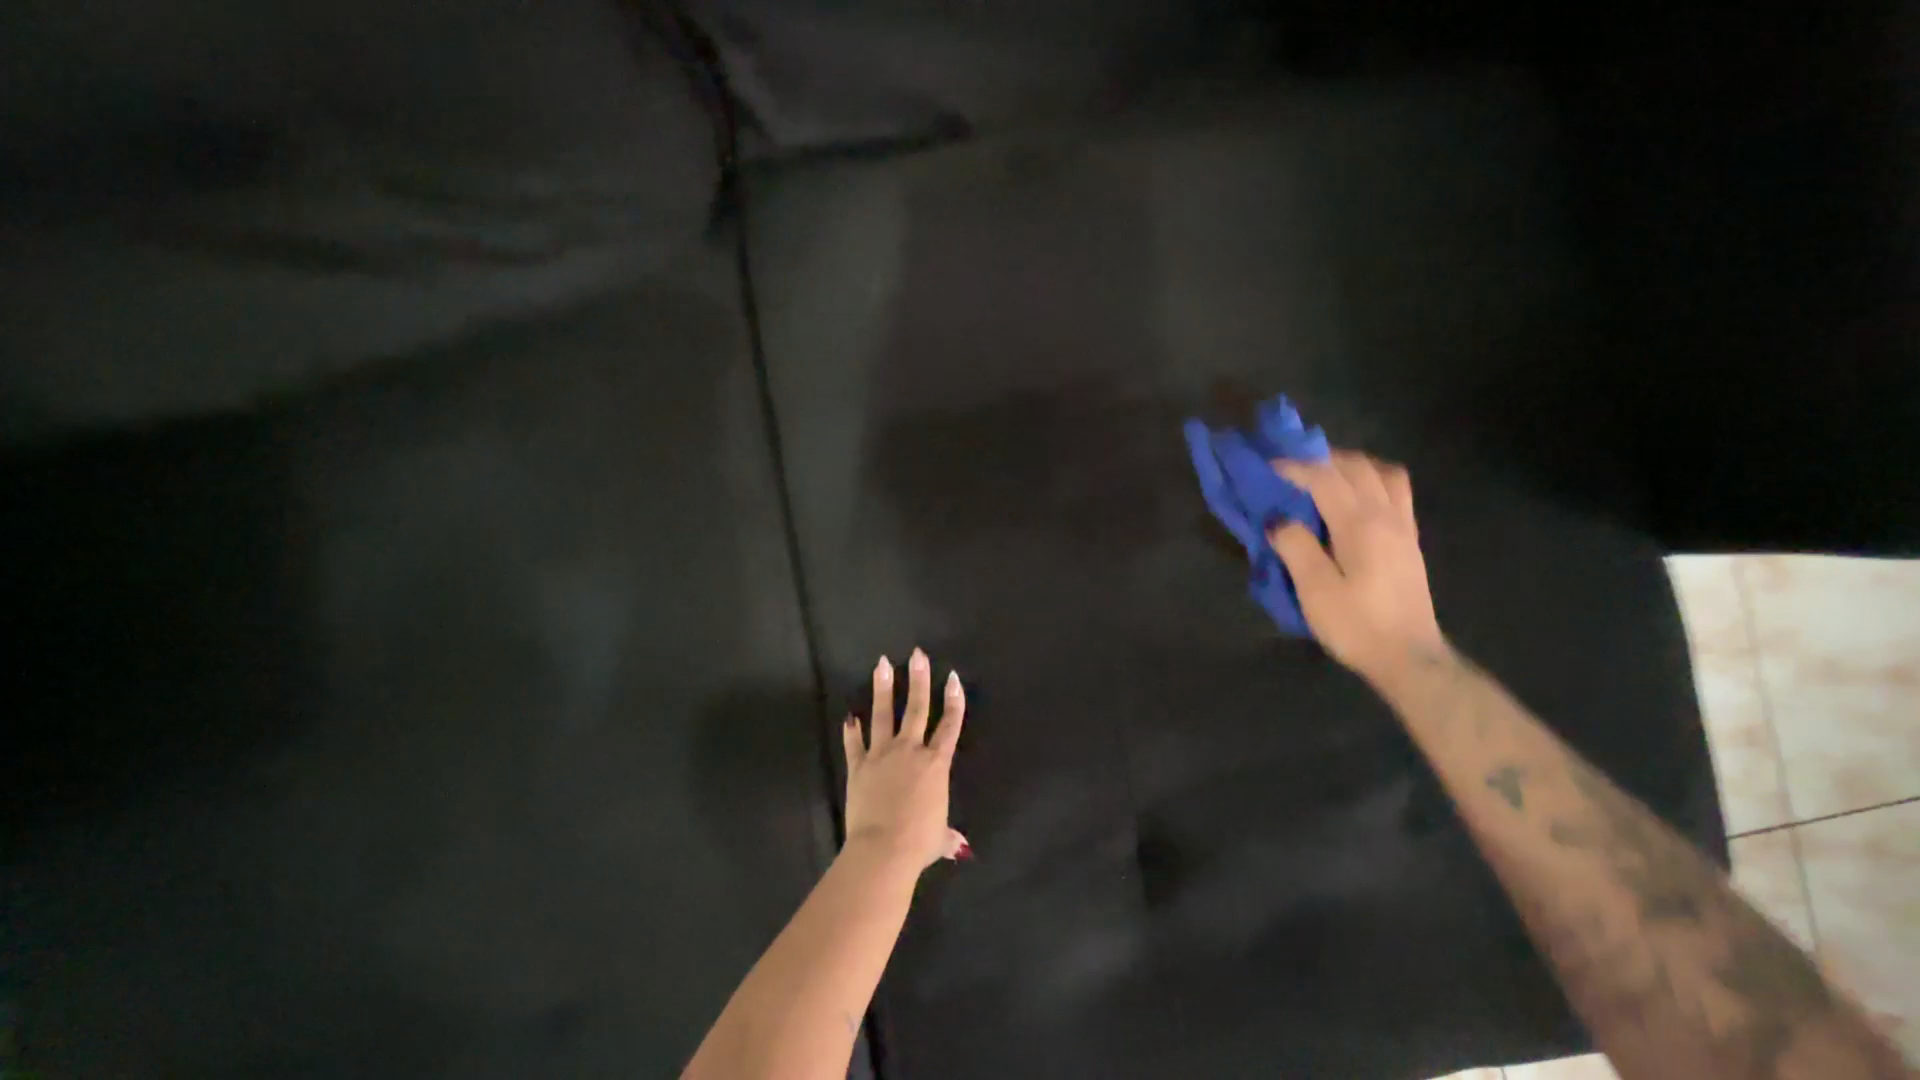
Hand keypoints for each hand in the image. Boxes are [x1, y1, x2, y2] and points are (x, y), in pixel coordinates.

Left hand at [842, 648, 969, 871]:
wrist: (884, 849)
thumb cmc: (918, 842)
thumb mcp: (938, 838)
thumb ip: (947, 836)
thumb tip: (959, 846)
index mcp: (935, 765)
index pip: (949, 726)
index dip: (954, 701)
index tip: (953, 677)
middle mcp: (910, 752)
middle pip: (916, 709)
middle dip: (918, 679)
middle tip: (917, 654)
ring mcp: (882, 756)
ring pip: (883, 716)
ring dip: (883, 689)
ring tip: (882, 664)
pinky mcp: (859, 767)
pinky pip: (854, 744)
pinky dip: (851, 730)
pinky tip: (849, 715)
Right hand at [1270, 451, 1445, 680]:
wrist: (1409, 657)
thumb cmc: (1357, 625)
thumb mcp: (1315, 591)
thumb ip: (1296, 547)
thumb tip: (1278, 520)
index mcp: (1360, 524)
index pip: (1324, 478)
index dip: (1294, 467)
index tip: (1267, 467)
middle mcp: (1385, 515)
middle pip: (1356, 467)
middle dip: (1321, 459)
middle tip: (1291, 469)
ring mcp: (1402, 526)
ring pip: (1382, 473)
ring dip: (1351, 466)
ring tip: (1325, 478)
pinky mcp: (1409, 541)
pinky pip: (1395, 491)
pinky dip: (1371, 481)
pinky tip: (1353, 499)